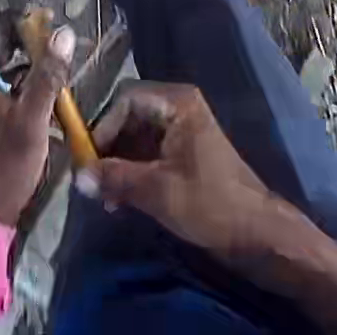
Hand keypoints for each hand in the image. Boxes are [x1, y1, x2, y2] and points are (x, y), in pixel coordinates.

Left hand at [0, 16, 76, 226]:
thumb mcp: (32, 119)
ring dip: (34, 70)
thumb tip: (65, 33)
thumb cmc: (4, 164)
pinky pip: (9, 91)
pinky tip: (51, 101)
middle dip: (34, 46)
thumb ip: (48, 75)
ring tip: (63, 73)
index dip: (24, 21)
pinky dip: (28, 90)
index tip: (53, 21)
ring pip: (9, 71)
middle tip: (64, 48)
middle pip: (4, 49)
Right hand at [75, 82, 275, 257]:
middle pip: (128, 116)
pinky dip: (131, 171)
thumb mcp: (158, 191)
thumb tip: (77, 177)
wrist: (260, 237)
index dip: (103, 126)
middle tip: (93, 177)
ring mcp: (180, 129)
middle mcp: (177, 107)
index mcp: (176, 103)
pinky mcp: (181, 151)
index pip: (126, 100)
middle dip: (109, 148)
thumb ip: (115, 178)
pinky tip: (119, 198)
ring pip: (134, 136)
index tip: (89, 157)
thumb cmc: (212, 204)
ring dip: (117, 164)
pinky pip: (146, 152)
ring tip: (105, 195)